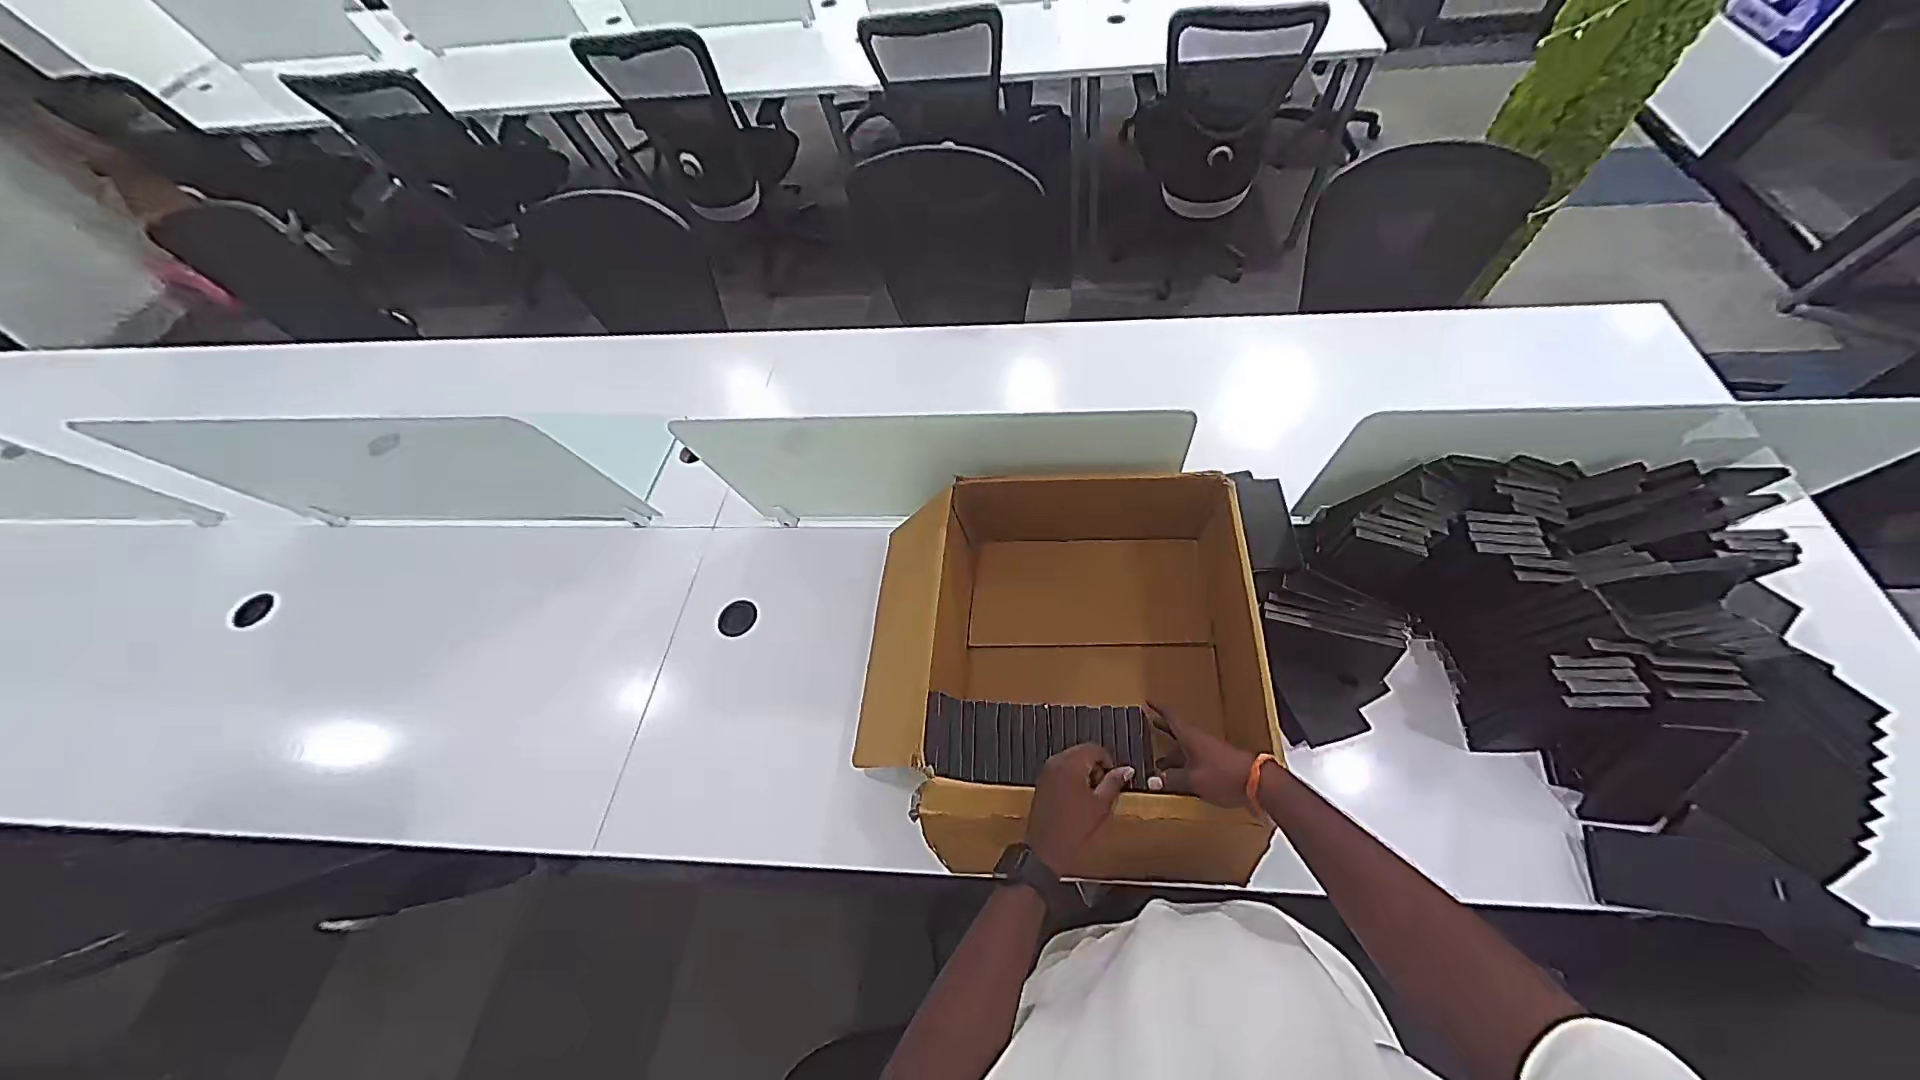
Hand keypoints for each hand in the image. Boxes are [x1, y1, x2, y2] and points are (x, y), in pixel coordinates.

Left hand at [1024, 743, 1132, 872]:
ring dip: (1084, 772)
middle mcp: (1056, 763)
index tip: (1115, 777)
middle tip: (1104, 788)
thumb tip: (1126, 770)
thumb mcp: (1101, 806)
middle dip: (1096, 766)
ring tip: (1091, 797)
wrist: (1046, 850)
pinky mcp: (1042, 782)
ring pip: (1072, 761)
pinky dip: (1072, 778)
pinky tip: (1078, 800)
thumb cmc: (1073, 830)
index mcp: (1070, 764)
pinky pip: (1061, 770)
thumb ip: (1114, 783)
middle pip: (1082, 752)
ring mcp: (1047, 772)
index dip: (1108, 761)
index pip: (1094, 748)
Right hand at [1147, 702, 1256, 808]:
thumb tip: (1153, 780)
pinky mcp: (1218, 763)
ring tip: (1158, 762)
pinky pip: (1195, 759)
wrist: (1257, 782)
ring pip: (1186, 748)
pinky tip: (1180, 777)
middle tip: (1149, 723)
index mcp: (1190, 737)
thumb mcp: (1193, 780)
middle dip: (1162, 727)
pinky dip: (1184, 764)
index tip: (1148, 702)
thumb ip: (1171, 779)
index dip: (1158, 709)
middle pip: (1177, 730)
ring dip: (1172, 752)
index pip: (1171, 717)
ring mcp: (1209, 751)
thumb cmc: (1222, 775)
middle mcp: (1198, 740)